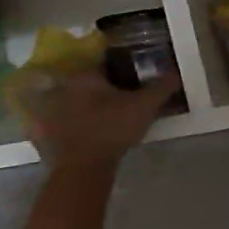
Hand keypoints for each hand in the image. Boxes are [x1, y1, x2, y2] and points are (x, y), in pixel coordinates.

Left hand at [23, 70, 179, 168]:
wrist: (83, 167)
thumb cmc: (112, 128)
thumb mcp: (144, 106)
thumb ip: (160, 88)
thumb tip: (175, 74)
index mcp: (86, 75)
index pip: (104, 61)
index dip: (122, 65)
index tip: (136, 73)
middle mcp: (67, 87)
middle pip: (91, 80)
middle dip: (108, 85)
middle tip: (127, 93)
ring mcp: (56, 110)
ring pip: (80, 100)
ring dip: (94, 104)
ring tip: (114, 112)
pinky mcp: (53, 132)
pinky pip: (72, 120)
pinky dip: (83, 122)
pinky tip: (97, 129)